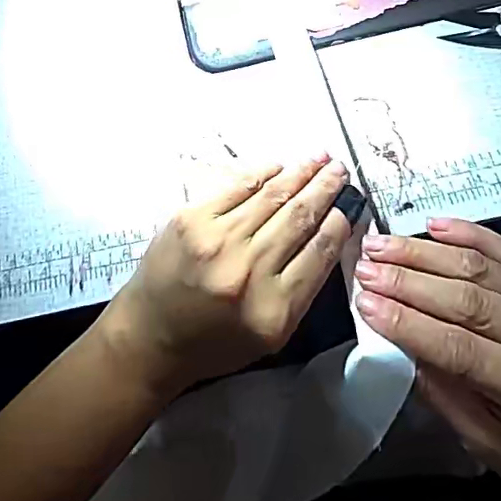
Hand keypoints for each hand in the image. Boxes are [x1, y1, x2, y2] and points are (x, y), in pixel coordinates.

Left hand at [94, 155, 353, 396]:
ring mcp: (217, 240)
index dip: (337, 225)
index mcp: (274, 310)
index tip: (349, 206)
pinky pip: (235, 189)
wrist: (151, 334)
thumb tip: (324, 237)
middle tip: (340, 169)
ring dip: (299, 174)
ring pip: (270, 198)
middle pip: (297, 219)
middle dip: (324, 190)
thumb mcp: (268, 332)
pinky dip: (260, 174)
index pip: (318, 255)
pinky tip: (277, 166)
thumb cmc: (213, 341)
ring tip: (318, 159)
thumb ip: (299, 290)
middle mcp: (248, 271)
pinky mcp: (191, 219)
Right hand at [352, 218, 500, 500]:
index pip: (469, 351)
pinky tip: (434, 225)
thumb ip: (448, 395)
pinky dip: (470, 233)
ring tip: (380, 245)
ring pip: (486, 269)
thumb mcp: (498, 454)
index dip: (412, 325)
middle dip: (410, 282)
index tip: (365, 304)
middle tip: (365, 269)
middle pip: (475, 301)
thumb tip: (396, 339)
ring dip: (425, 253)